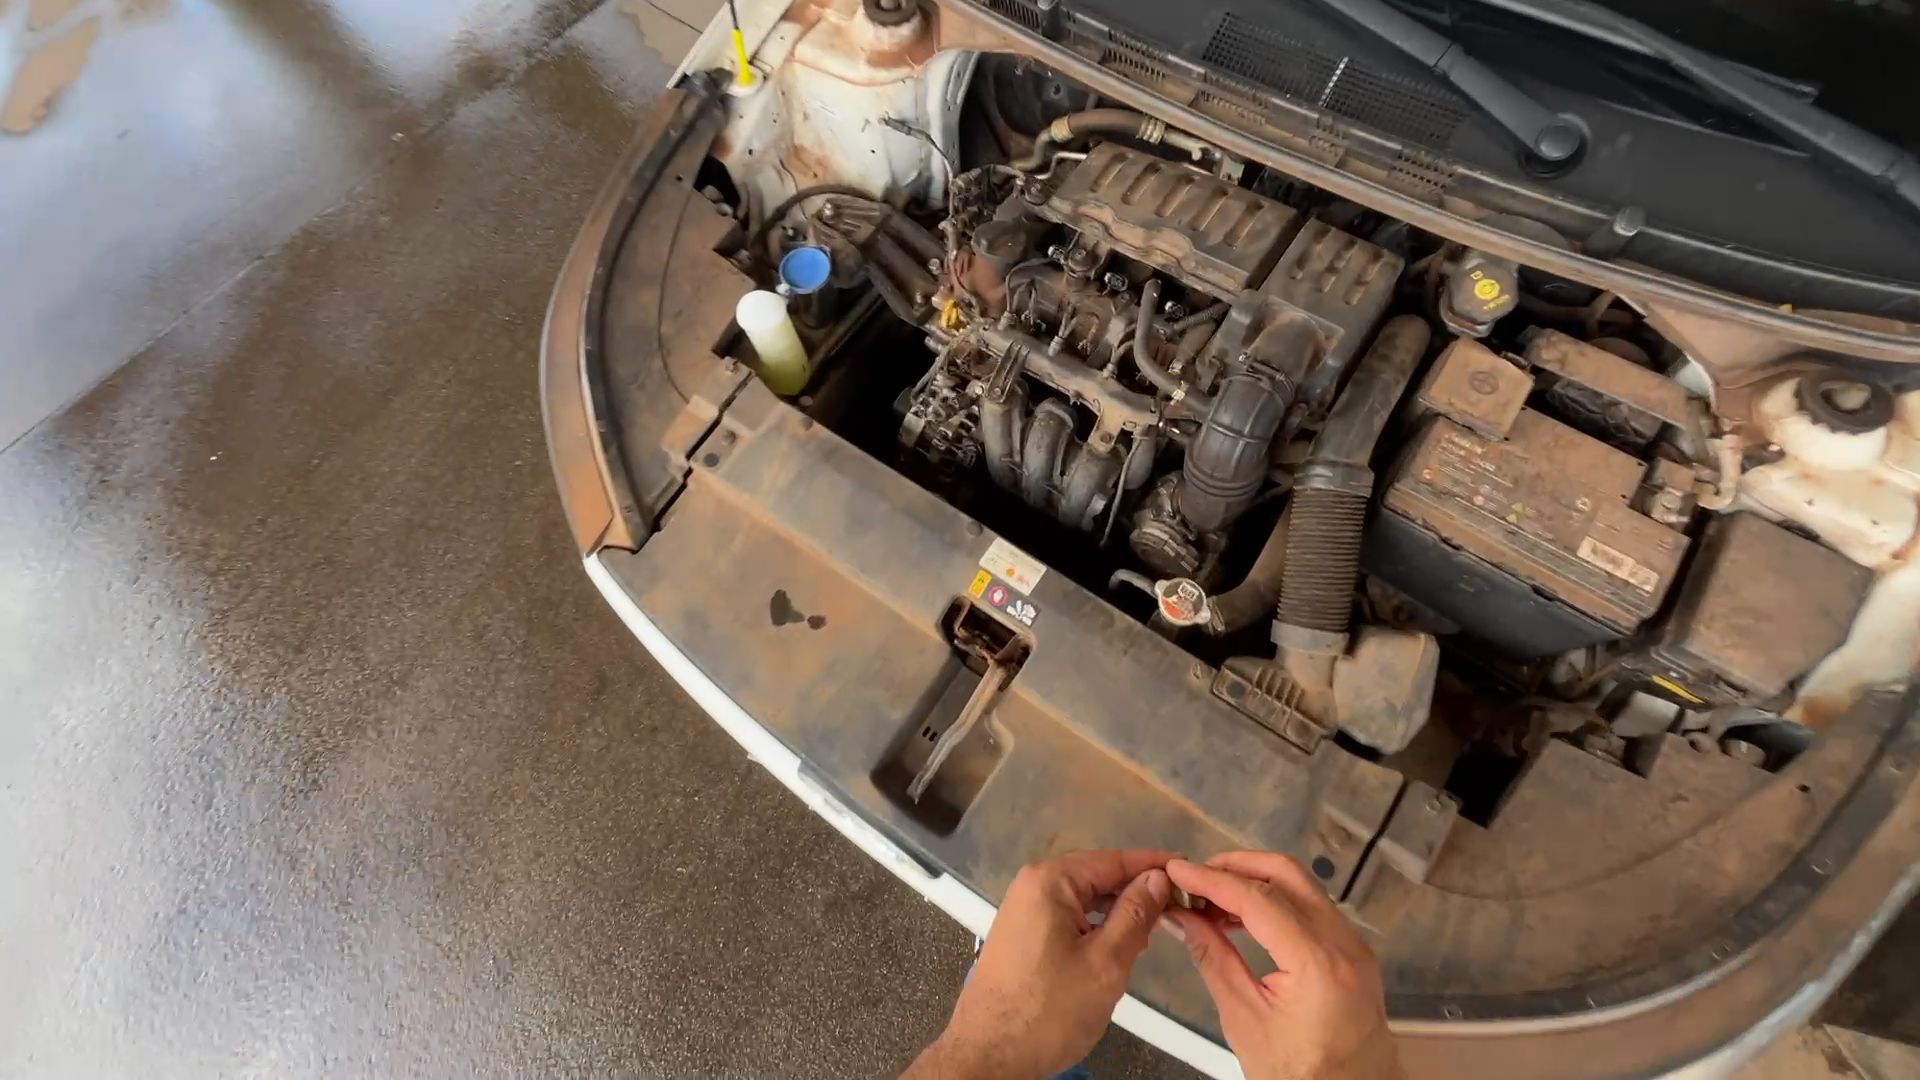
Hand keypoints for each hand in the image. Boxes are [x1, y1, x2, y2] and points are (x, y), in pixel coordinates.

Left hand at [905, 849, 1176, 1079]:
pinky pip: (1068, 913)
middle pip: (1096, 875)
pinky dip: (1095, 922)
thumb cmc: (1048, 1009)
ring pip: (1083, 896)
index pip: (1112, 860)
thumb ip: (1134, 916)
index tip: (1186, 867)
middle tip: (1178, 903)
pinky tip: (1117, 941)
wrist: (988, 1053)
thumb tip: (1157, 878)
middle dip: (1136, 888)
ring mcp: (1024, 906)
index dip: (1152, 864)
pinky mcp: (1022, 930)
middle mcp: (1034, 883)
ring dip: (1117, 908)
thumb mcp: (1104, 964)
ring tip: (1154, 925)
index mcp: (1051, 880)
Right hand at [1163, 853, 1402, 1079]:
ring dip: (1253, 880)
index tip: (1176, 870)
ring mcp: (1354, 945)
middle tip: (1195, 878)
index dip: (1211, 879)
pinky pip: (1310, 904)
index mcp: (1317, 964)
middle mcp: (1343, 943)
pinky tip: (1242, 916)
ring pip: (1299, 883)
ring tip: (1211, 900)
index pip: (1257, 898)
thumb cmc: (1298, 1076)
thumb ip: (1211, 956)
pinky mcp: (1353, 951)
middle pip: (1284, 873)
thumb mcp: (1244, 1019)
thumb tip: (1177, 914)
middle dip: (1234, 866)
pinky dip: (1273, 898)